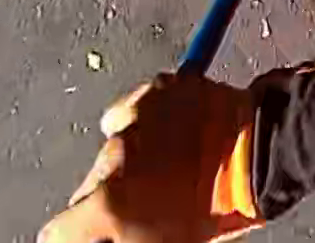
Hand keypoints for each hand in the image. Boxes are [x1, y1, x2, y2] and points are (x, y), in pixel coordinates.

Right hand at [38, 72, 258, 242]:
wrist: (257, 151)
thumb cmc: (211, 210)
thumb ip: (118, 238)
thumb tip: (107, 236)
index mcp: (104, 203)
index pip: (57, 232)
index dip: (78, 238)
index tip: (97, 236)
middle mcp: (112, 155)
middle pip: (92, 183)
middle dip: (110, 193)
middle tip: (146, 196)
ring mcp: (137, 116)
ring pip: (114, 142)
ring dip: (130, 153)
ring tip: (165, 159)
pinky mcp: (158, 86)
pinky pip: (133, 106)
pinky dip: (143, 116)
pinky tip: (167, 127)